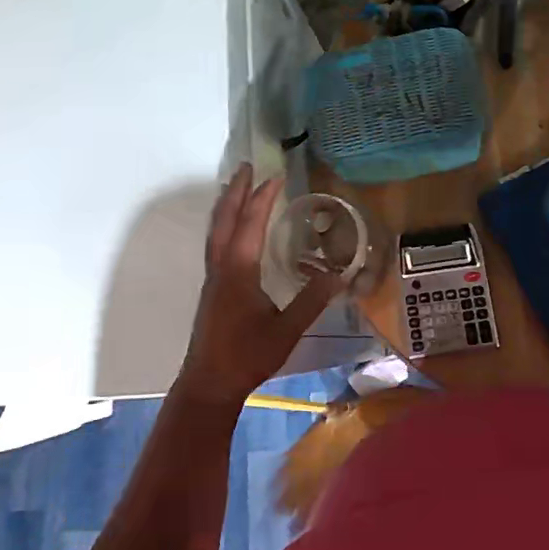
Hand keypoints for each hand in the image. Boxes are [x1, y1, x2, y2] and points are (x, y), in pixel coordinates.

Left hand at [177, 164, 343, 405]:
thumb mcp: (286, 331)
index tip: (276, 177)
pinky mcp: (212, 288)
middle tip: (247, 167)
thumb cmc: (247, 356)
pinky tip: (232, 229)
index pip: (251, 225)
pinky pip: (215, 243)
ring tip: (236, 187)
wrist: (210, 382)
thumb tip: (338, 275)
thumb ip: (311, 301)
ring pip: (215, 231)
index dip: (263, 199)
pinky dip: (223, 224)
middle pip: (225, 220)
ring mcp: (213, 278)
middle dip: (237, 191)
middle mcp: (221, 268)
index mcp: (238, 272)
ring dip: (227, 205)